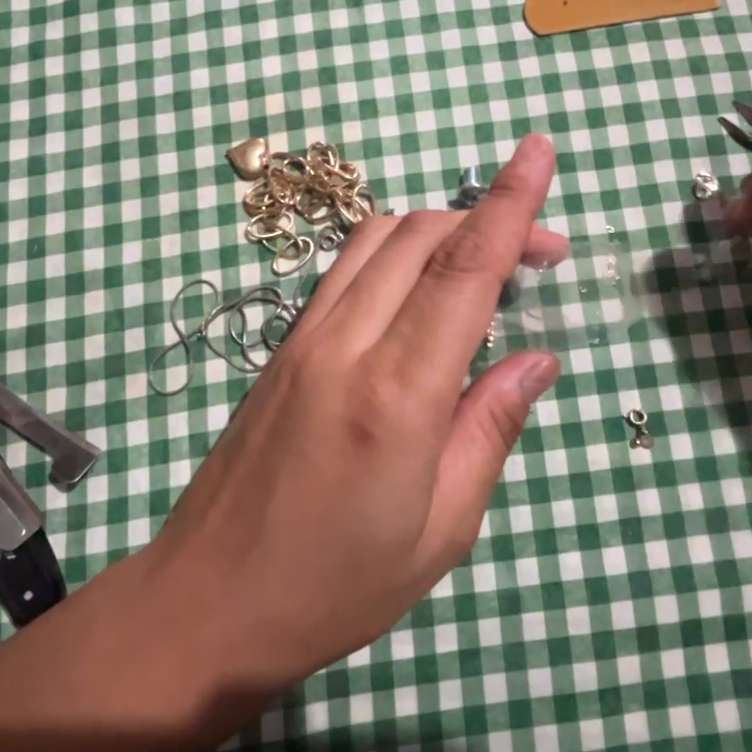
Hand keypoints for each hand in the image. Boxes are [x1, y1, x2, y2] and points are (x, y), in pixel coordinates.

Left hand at [130, 135, 568, 730]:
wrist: (207, 601)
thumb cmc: (335, 586)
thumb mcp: (442, 529)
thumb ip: (491, 430)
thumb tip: (538, 358)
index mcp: (397, 393)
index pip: (464, 269)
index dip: (510, 204)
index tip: (540, 151)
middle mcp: (344, 344)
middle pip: (418, 235)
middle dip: (487, 216)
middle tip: (544, 251)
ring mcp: (301, 340)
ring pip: (374, 242)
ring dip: (437, 229)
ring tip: (486, 265)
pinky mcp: (279, 351)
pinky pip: (343, 273)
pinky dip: (393, 256)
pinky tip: (419, 295)